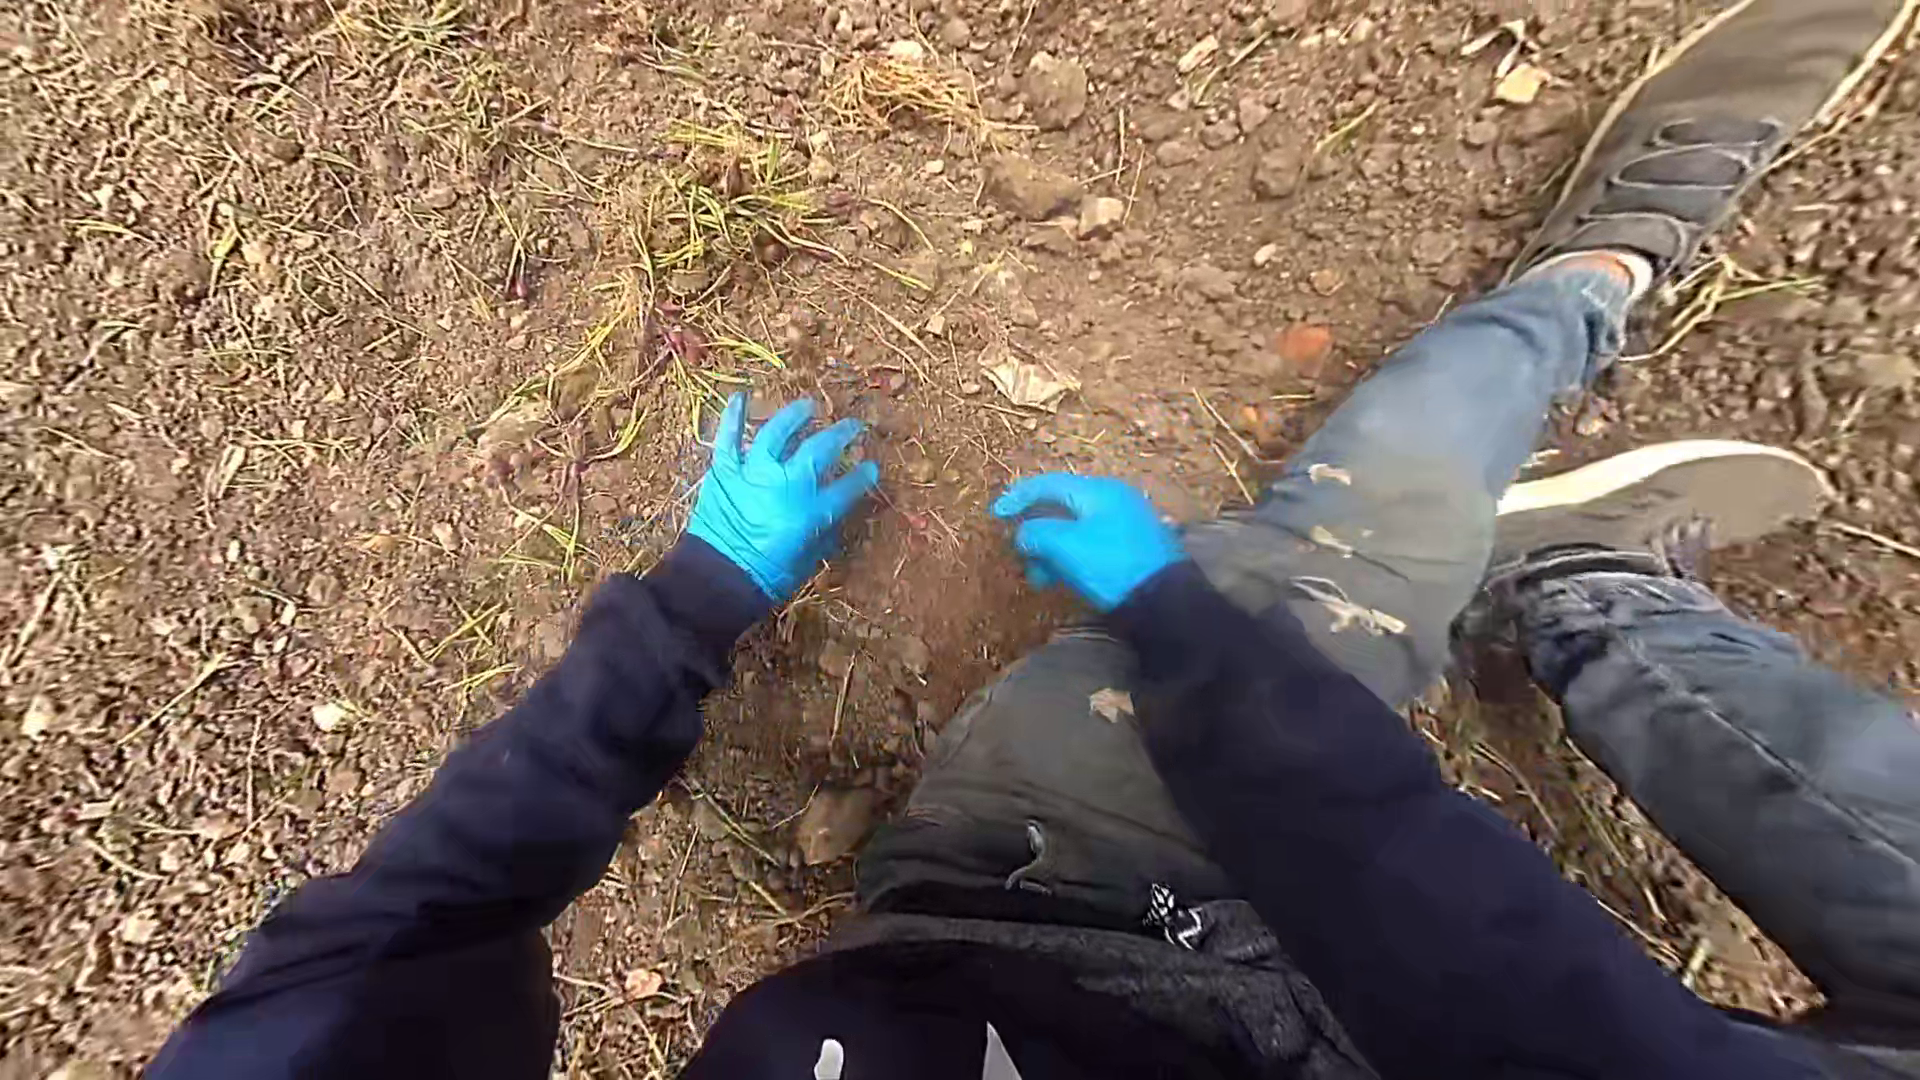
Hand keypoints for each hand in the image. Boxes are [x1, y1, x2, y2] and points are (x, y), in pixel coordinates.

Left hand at [687, 395, 880, 600]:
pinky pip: (729, 437)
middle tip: (853, 426)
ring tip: (808, 406)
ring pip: (778, 433)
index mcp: (813, 510)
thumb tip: (831, 516)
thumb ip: (822, 532)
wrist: (719, 578)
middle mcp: (788, 483)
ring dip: (795, 416)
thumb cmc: (768, 576)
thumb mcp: (808, 558)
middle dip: (842, 434)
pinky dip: (734, 415)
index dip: (863, 475)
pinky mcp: (725, 470)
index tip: (872, 466)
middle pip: (821, 449)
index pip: (848, 486)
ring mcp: (755, 472)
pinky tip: (741, 396)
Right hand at [991, 473, 1184, 610]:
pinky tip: (1062, 580)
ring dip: (1050, 552)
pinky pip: (1088, 545)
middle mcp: (1113, 501)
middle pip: (1061, 509)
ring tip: (1041, 578)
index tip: (996, 513)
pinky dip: (1069, 559)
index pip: (1050, 484)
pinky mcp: (1129, 550)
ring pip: (1073, 531)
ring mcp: (1124, 525)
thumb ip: (1036, 533)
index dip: (1019, 496)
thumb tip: (1024, 534)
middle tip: (1021, 555)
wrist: (1164, 603)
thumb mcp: (1065, 546)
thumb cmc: (1110, 566)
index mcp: (1099, 491)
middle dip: (1035, 534)